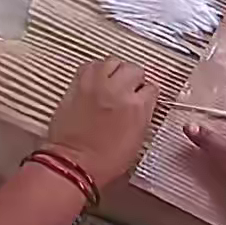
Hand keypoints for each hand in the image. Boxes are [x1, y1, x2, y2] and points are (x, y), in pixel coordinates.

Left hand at [42, 58, 159, 188]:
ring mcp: (97, 84)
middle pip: (134, 69)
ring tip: (112, 82)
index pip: (152, 87)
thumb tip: (142, 103)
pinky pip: (91, 65)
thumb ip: (142, 115)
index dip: (147, 94)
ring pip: (113, 61)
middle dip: (134, 79)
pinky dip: (96, 70)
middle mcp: (119, 90)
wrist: (73, 163)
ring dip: (115, 70)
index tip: (143, 99)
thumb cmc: (106, 160)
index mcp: (138, 107)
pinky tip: (96, 81)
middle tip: (128, 90)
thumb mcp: (137, 139)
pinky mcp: (78, 84)